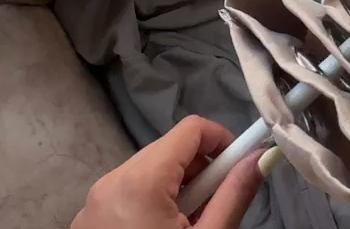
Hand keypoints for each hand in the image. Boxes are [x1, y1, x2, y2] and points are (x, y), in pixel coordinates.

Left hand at [71, 116, 263, 228]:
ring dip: (176, 189)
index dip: (221, 141)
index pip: (191, 129)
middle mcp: (110, 182)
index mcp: (140, 181)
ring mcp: (91, 206)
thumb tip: (264, 156)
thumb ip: (236, 193)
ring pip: (148, 172)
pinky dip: (150, 204)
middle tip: (215, 207)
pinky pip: (126, 194)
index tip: (237, 169)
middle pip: (169, 150)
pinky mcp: (85, 226)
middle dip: (199, 171)